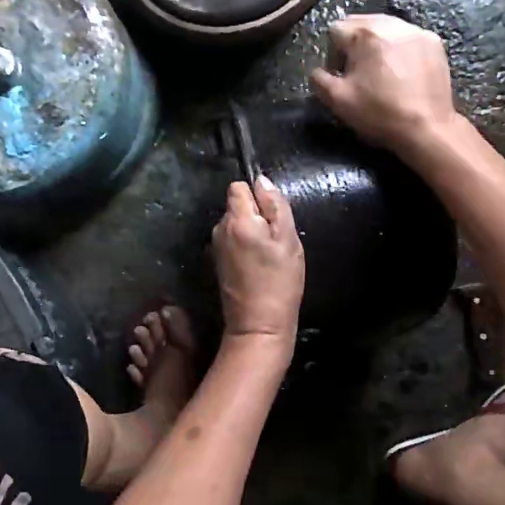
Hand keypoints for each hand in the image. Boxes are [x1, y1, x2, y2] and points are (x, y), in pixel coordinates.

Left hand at [212, 177, 304, 340]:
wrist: (258, 325)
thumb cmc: (279, 281)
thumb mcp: (288, 239)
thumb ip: (275, 206)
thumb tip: (261, 180)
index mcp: (237, 220)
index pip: (239, 187)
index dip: (258, 196)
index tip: (272, 217)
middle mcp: (220, 229)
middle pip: (236, 205)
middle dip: (255, 215)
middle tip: (274, 240)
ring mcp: (216, 246)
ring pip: (235, 223)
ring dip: (250, 231)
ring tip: (267, 255)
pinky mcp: (217, 261)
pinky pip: (232, 240)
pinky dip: (244, 246)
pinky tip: (257, 265)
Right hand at [309, 15, 459, 157]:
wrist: (427, 128)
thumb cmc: (379, 112)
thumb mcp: (337, 100)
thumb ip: (318, 79)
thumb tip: (318, 71)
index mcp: (364, 34)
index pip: (335, 30)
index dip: (332, 54)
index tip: (340, 76)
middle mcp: (391, 24)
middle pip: (361, 22)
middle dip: (353, 44)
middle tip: (358, 72)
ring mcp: (416, 32)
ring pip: (386, 27)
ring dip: (376, 44)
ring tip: (380, 71)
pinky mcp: (434, 43)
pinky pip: (407, 37)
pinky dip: (399, 48)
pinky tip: (402, 71)